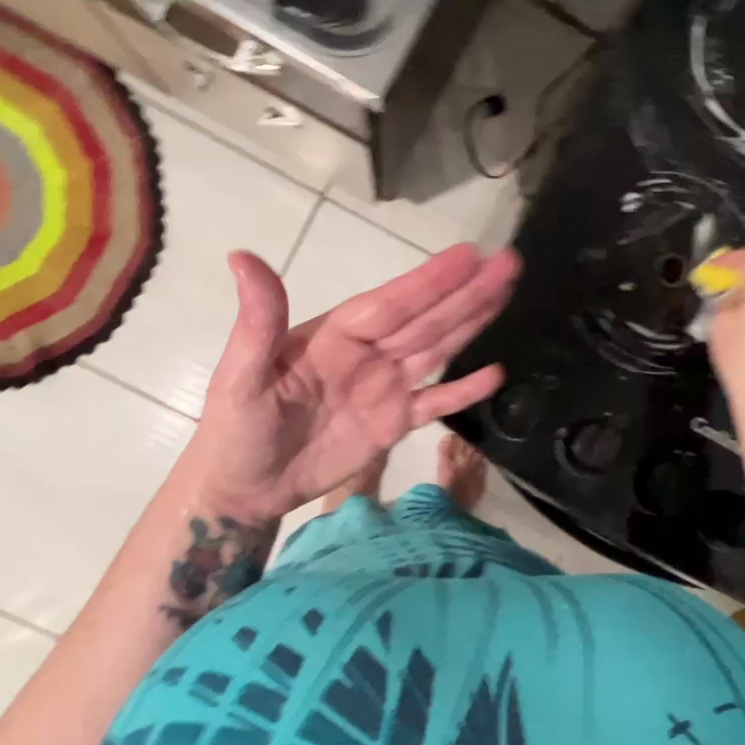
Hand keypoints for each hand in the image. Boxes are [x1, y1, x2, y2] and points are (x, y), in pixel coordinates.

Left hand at [189, 245, 520, 520]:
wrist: (244, 489)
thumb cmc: (236, 430)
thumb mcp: (241, 375)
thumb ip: (257, 321)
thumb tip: (241, 257)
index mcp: (334, 335)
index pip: (390, 304)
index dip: (429, 282)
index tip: (468, 255)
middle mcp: (366, 355)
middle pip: (424, 320)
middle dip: (465, 292)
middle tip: (508, 262)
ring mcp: (383, 390)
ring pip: (436, 351)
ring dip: (471, 324)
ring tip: (506, 294)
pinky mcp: (392, 426)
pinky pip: (434, 403)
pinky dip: (462, 390)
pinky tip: (493, 373)